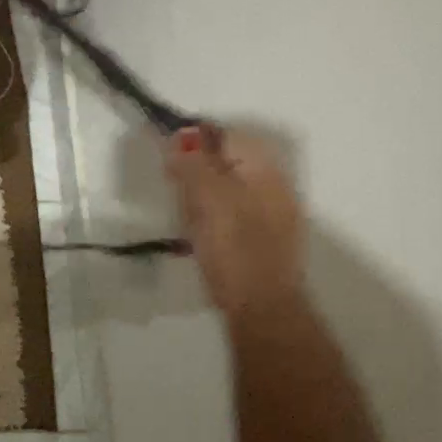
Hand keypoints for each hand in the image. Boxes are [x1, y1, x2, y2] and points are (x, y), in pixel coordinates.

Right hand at [166, 126, 306, 319]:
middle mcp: (274, 183)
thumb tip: (180, 134)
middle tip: (173, 188)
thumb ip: (192, 163)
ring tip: (184, 214)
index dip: (194, 139)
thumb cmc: (233, 249)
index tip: (167, 157)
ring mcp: (273, 211)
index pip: (227, 134)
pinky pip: (233, 211)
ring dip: (203, 192)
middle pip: (228, 159)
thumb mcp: (206, 199)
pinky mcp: (265, 237)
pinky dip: (212, 215)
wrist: (263, 307)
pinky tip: (199, 234)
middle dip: (197, 168)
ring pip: (229, 185)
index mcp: (263, 167)